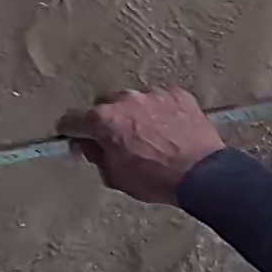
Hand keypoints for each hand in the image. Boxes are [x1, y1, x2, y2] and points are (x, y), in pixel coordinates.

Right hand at [58, 87, 223, 205]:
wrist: (199, 172)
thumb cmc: (156, 178)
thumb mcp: (114, 176)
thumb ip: (95, 154)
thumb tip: (88, 144)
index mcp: (103, 120)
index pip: (72, 120)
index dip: (72, 133)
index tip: (78, 139)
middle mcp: (126, 100)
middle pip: (106, 106)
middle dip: (109, 122)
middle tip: (121, 142)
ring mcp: (153, 94)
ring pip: (136, 101)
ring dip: (137, 115)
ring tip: (152, 138)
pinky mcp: (177, 94)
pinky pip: (161, 99)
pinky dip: (162, 111)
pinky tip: (169, 130)